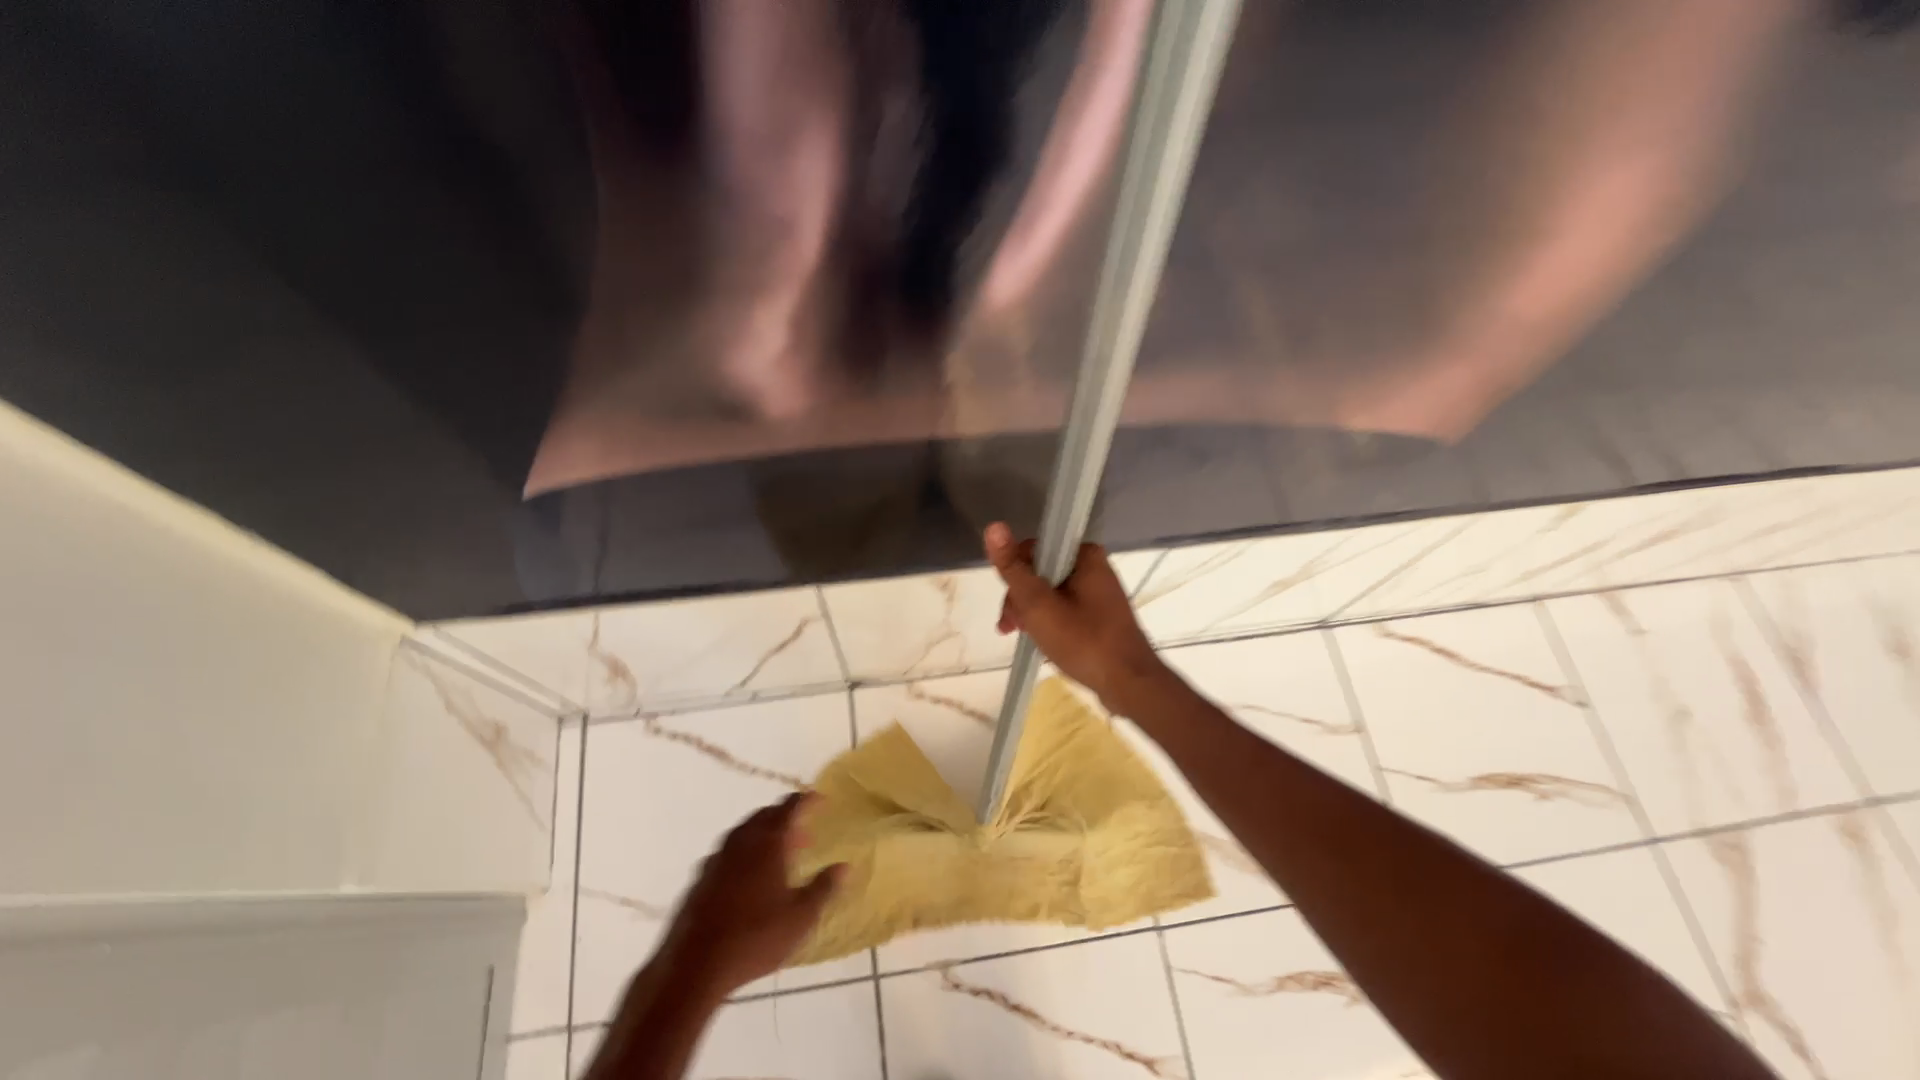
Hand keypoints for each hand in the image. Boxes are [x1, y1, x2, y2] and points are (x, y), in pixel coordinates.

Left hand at [655, 793, 843, 999]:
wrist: (694, 965)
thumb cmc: (756, 938)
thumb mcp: (801, 917)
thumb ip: (823, 888)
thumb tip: (844, 866)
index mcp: (768, 844)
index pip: (789, 808)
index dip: (806, 801)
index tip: (820, 800)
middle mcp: (741, 843)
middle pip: (764, 816)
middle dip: (785, 818)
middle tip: (803, 834)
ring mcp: (716, 859)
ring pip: (743, 834)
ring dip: (763, 836)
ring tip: (778, 856)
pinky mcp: (700, 879)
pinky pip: (727, 853)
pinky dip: (744, 854)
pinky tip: (749, 878)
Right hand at [984, 522, 1169, 711]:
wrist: (1128, 683)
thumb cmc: (1083, 641)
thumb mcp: (1038, 604)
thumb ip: (1013, 568)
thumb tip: (993, 526)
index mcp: (1084, 555)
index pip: (1033, 551)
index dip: (1014, 577)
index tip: (1010, 610)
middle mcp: (1094, 567)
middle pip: (1041, 573)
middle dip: (1022, 600)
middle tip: (1014, 629)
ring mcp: (1099, 593)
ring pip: (1051, 594)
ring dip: (1033, 614)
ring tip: (1028, 639)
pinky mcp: (1101, 615)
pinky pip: (1065, 610)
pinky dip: (1050, 623)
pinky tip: (1044, 643)